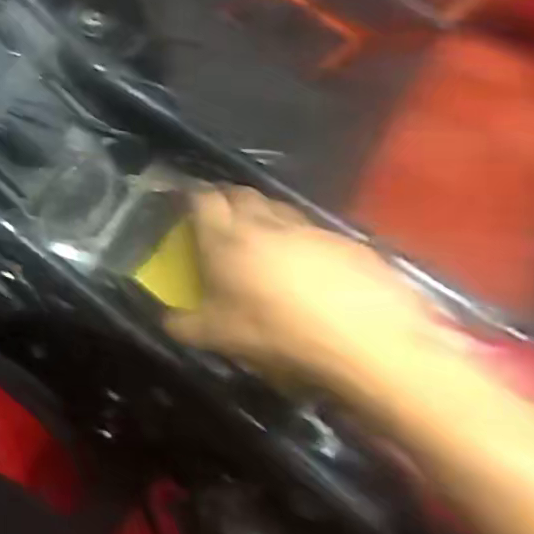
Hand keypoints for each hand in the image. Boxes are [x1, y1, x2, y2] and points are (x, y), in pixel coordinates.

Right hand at [166, 186, 452, 395]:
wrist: (366, 340)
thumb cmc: (277, 332)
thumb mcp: (220, 337)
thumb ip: (185, 326)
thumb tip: (167, 320)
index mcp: (225, 236)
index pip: (202, 197)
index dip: (192, 195)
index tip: (186, 203)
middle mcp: (262, 220)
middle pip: (239, 193)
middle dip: (227, 199)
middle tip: (222, 219)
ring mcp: (307, 227)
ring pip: (277, 207)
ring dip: (266, 215)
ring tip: (264, 239)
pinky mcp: (344, 241)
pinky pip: (313, 230)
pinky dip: (303, 240)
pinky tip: (310, 267)